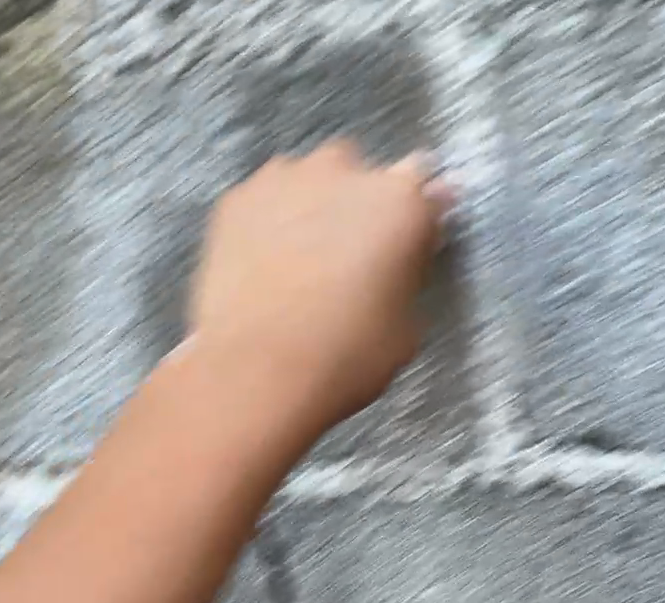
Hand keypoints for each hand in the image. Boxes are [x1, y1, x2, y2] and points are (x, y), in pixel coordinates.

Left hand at [183, 139, 453, 441]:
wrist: (259, 369)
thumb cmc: (349, 356)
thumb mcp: (405, 326)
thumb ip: (408, 275)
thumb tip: (401, 261)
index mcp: (401, 203)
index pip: (427, 186)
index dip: (422, 212)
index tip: (417, 235)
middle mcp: (344, 173)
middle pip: (363, 172)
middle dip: (363, 202)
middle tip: (357, 252)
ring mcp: (284, 179)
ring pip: (310, 179)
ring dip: (316, 206)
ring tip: (307, 258)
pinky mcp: (237, 199)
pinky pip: (267, 200)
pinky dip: (273, 221)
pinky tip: (270, 263)